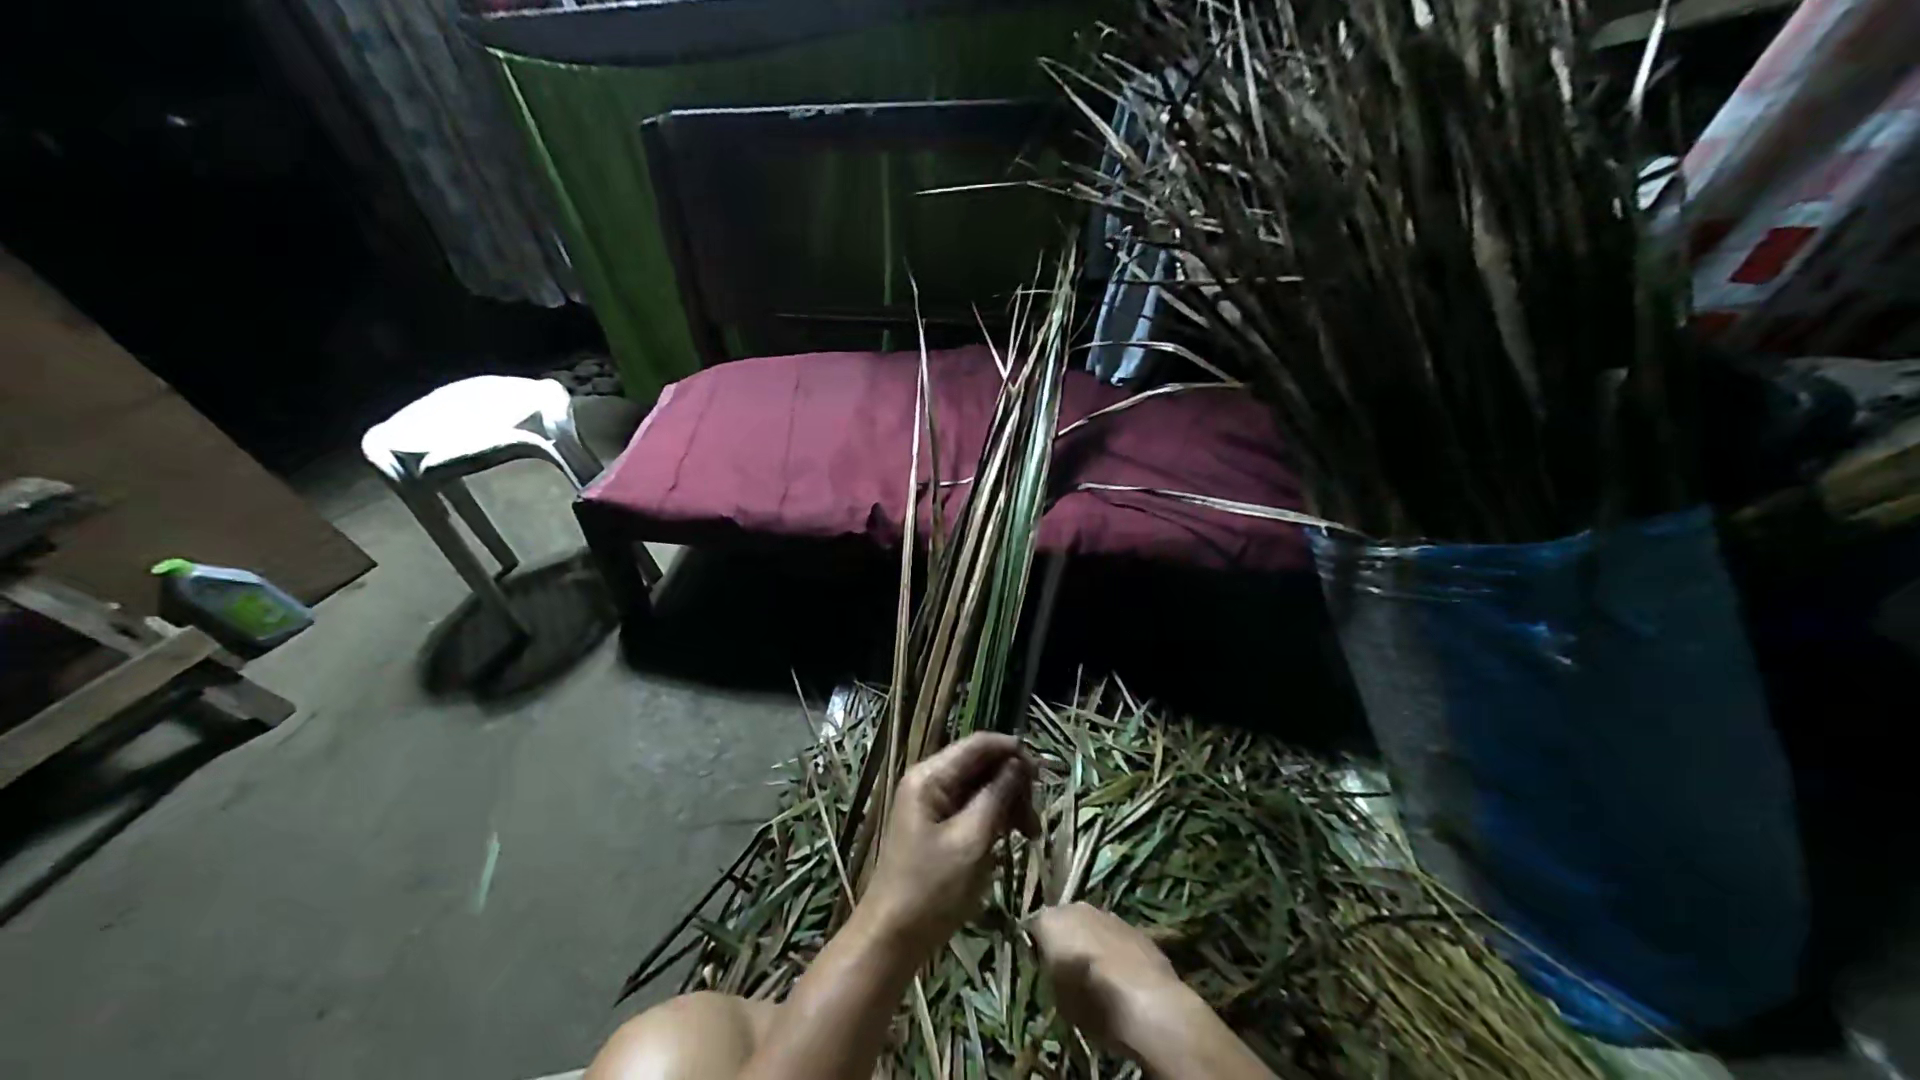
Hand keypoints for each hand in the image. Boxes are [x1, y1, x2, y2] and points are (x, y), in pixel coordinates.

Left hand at [858, 733, 1036, 956]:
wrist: (892, 937)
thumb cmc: (932, 889)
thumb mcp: (971, 841)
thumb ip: (997, 796)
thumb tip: (1019, 764)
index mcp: (930, 777)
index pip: (979, 744)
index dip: (1013, 752)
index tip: (1043, 778)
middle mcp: (929, 781)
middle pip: (981, 764)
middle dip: (1013, 783)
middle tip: (1034, 820)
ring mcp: (931, 803)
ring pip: (980, 787)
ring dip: (1008, 804)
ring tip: (1030, 835)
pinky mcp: (937, 825)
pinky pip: (972, 808)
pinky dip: (994, 819)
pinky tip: (1011, 840)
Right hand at [1029, 903, 1191, 1052]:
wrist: (1148, 1002)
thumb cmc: (1091, 1001)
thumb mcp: (1055, 996)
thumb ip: (1050, 972)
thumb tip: (1054, 967)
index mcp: (1050, 920)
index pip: (1032, 929)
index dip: (1036, 950)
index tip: (1042, 971)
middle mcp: (1076, 908)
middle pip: (1064, 922)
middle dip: (1065, 941)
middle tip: (1069, 973)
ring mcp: (1108, 914)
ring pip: (1092, 927)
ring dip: (1091, 944)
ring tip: (1098, 977)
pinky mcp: (1135, 927)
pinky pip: (1115, 937)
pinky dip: (1115, 951)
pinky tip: (1122, 977)